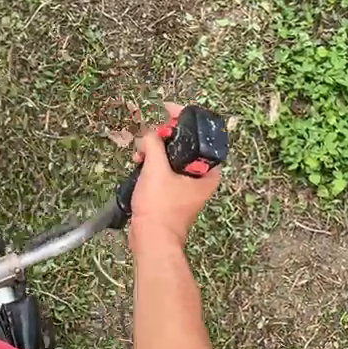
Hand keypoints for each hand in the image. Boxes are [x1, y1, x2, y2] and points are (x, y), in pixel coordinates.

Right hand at [130, 101, 221, 247]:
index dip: (184, 119)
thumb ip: (155, 144)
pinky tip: (138, 164)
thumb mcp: (156, 169)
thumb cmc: (160, 207)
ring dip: (154, 151)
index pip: (202, 135)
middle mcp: (202, 177)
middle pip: (184, 144)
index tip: (167, 109)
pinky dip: (152, 164)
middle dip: (163, 137)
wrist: (152, 238)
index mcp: (208, 171)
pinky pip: (164, 169)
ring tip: (140, 154)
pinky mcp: (173, 192)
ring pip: (172, 156)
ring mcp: (187, 185)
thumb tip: (150, 132)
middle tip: (150, 135)